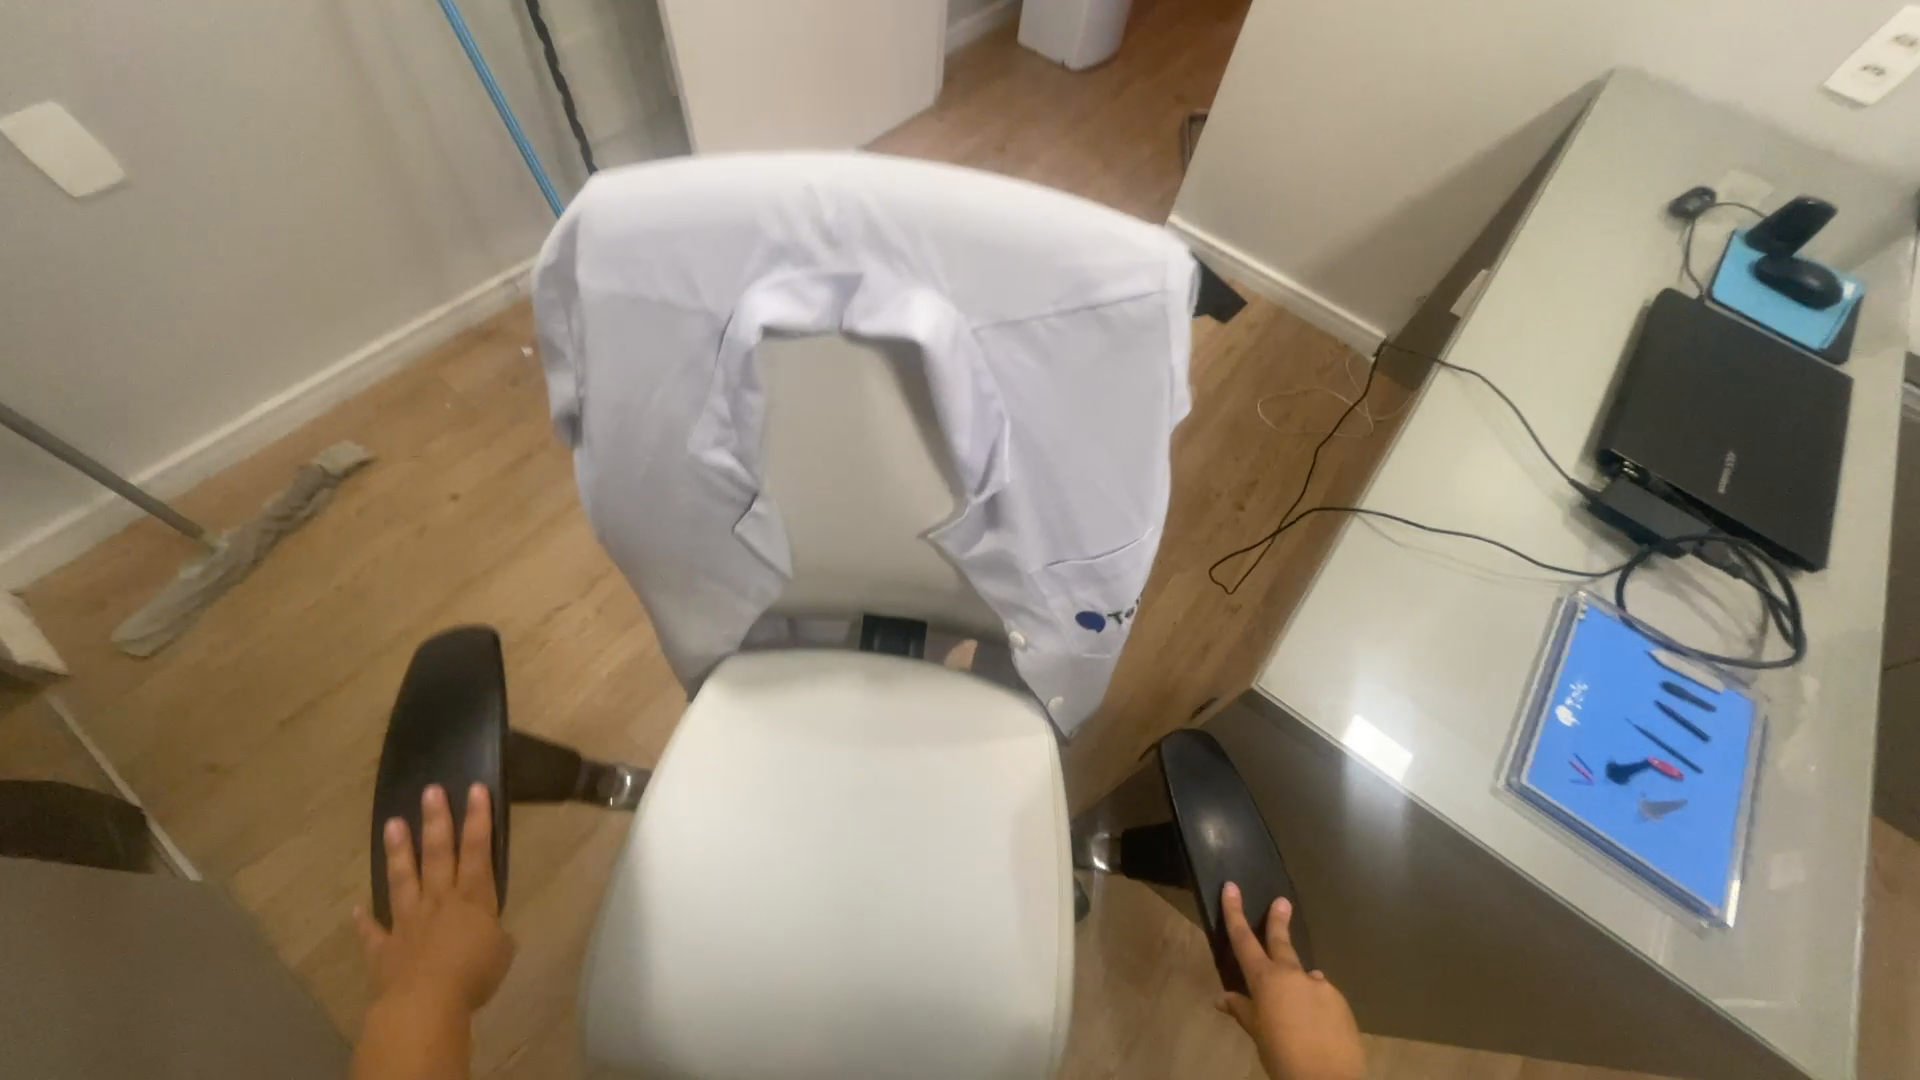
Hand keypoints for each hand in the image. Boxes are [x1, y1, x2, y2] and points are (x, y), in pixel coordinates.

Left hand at [354, 784, 514, 1013]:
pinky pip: (372, 931)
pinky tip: (356, 908)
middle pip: (439, 853)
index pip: (478, 848)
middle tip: (431, 790)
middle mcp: (440, 900)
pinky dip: (364, 920)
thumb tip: (486, 933)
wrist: (424, 1006)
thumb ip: (493, 933)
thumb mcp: (501, 950)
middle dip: (437, 820)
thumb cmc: (473, 975)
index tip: (476, 788)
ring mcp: (408, 922)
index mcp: (474, 897)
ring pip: (404, 879)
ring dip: (399, 852)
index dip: (479, 818)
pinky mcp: (384, 949)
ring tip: (392, 823)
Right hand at [1216, 882, 1363, 1079]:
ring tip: (1299, 1016)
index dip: (1235, 912)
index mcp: (1266, 980)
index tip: (1231, 887)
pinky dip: (1315, 1007)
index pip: (1244, 939)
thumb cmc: (1283, 1058)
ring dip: (1299, 987)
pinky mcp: (1341, 1004)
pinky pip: (1322, 998)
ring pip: (1305, 978)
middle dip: (1279, 920)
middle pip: (1281, 941)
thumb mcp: (1257, 1035)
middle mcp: (1293, 975)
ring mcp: (1320, 987)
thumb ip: (1243, 1011)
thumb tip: (1222, 998)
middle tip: (1282, 902)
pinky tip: (1316, 1029)